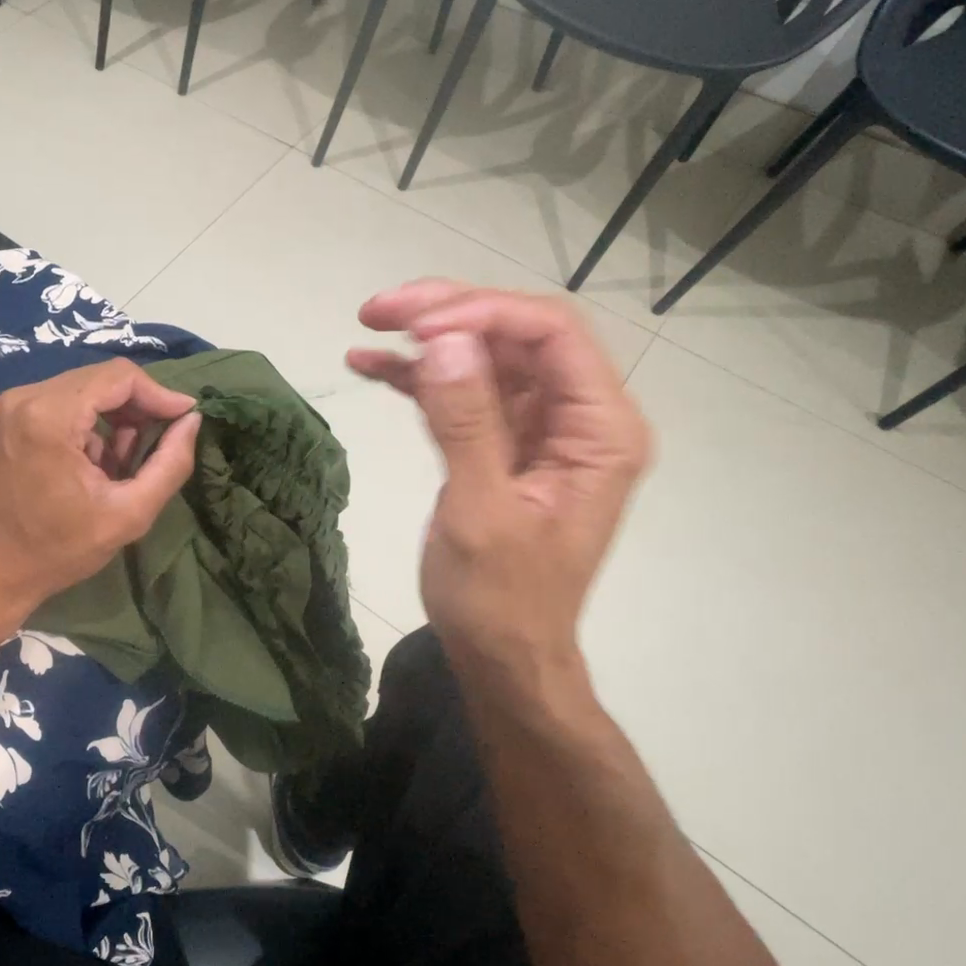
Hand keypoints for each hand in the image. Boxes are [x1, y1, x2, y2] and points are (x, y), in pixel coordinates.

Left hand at [0, 358, 200, 619]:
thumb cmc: (59, 549)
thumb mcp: (128, 514)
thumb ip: (169, 464)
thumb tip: (192, 420)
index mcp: (50, 416)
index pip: (119, 377)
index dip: (159, 394)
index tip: (186, 418)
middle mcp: (27, 397)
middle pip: (101, 378)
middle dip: (138, 407)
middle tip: (161, 442)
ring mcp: (14, 405)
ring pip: (85, 388)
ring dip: (115, 418)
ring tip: (126, 463)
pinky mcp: (11, 417)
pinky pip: (65, 402)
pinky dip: (91, 425)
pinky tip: (99, 465)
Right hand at [347, 281, 650, 685]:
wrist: (500, 655)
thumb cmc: (501, 598)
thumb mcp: (481, 511)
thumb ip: (466, 422)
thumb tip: (442, 340)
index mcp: (599, 430)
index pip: (551, 335)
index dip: (482, 315)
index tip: (414, 327)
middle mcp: (576, 417)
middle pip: (516, 334)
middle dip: (448, 313)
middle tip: (378, 309)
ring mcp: (537, 429)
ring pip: (485, 356)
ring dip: (426, 339)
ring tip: (366, 326)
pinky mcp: (501, 444)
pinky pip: (462, 393)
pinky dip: (416, 377)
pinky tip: (368, 365)